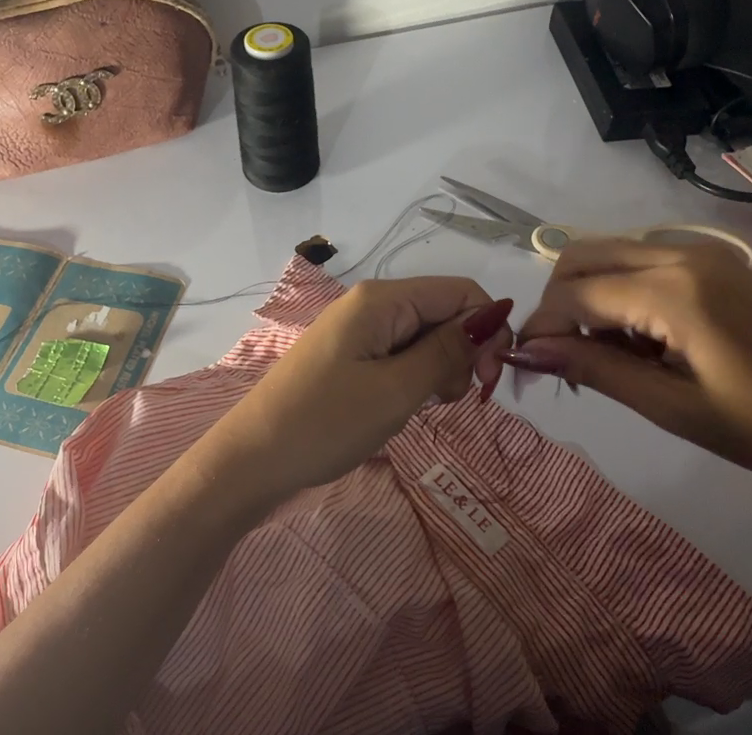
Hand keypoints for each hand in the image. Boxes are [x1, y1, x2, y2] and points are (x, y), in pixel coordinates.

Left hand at [196, 277, 513, 503]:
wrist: (254, 459)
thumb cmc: (326, 422)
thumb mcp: (396, 390)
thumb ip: (449, 351)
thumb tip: (497, 314)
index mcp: (381, 299)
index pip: (460, 292)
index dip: (488, 329)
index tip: (490, 381)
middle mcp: (370, 304)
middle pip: (443, 312)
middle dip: (464, 352)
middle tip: (453, 401)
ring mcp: (356, 331)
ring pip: (424, 337)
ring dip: (440, 369)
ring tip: (425, 407)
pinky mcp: (349, 357)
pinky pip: (399, 355)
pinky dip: (415, 378)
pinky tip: (406, 406)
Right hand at [502, 237, 751, 506]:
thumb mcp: (671, 408)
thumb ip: (592, 369)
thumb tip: (523, 353)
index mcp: (675, 290)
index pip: (575, 293)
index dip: (542, 328)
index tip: (528, 369)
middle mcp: (682, 254)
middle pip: (583, 255)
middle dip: (557, 304)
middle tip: (561, 361)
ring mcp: (703, 253)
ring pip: (609, 254)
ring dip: (587, 298)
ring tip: (600, 358)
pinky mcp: (717, 264)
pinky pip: (642, 263)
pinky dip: (619, 294)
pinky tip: (637, 343)